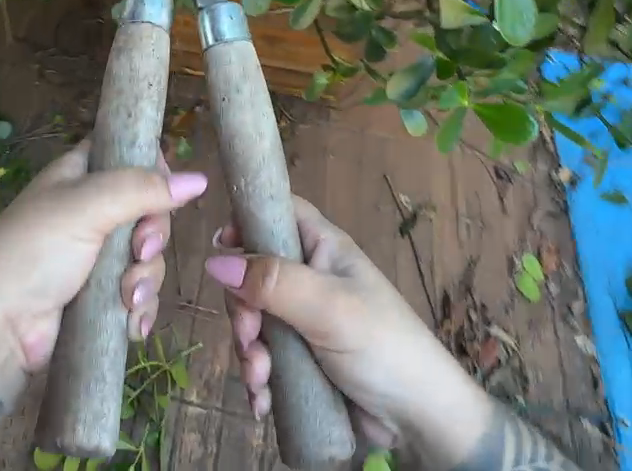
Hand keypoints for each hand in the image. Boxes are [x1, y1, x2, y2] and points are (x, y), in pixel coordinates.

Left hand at [0, 144, 207, 372]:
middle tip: (139, 253)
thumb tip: (200, 180)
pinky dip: (140, 307)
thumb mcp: (87, 207)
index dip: (154, 168)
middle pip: (149, 208)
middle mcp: (90, 210)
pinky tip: (131, 322)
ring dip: (146, 278)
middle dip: (153, 235)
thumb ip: (143, 189)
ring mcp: (95, 255)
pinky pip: (139, 292)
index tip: (165, 190)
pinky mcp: (100, 295)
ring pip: (147, 255)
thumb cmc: (36, 251)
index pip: (129, 153)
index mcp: (80, 174)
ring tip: (127, 300)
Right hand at [203, 197, 494, 464]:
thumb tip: (214, 261)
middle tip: (250, 336)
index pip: (278, 213)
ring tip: (261, 379)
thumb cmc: (382, 345)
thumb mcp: (328, 307)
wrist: (418, 419)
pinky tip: (263, 400)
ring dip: (249, 351)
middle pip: (253, 272)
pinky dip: (257, 378)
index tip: (220, 246)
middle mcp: (309, 277)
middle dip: (242, 308)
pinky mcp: (301, 359)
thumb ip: (273, 282)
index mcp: (323, 249)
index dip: (247, 219)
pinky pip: (263, 358)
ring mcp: (303, 320)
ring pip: (253, 320)